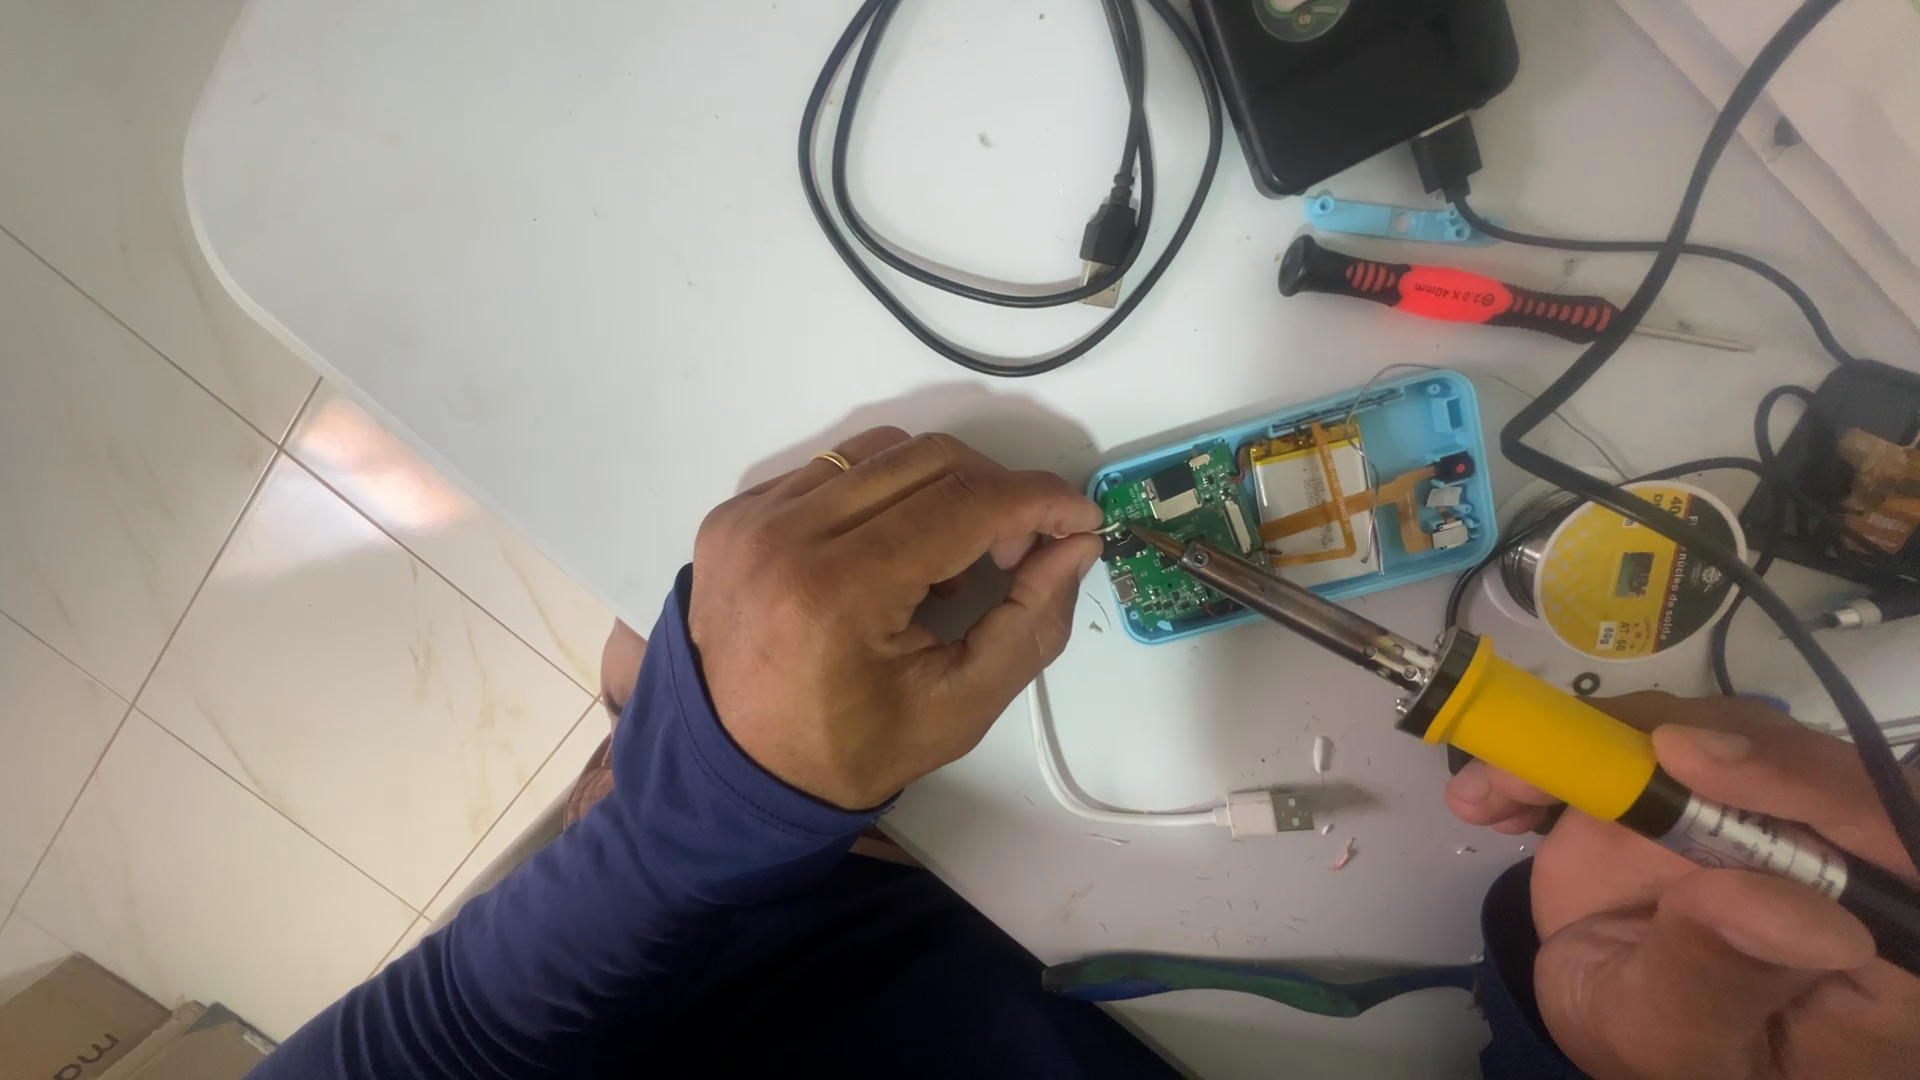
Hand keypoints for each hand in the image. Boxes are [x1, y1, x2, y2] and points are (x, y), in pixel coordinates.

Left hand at [689, 428, 1102, 809]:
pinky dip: (884, 495)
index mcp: (838, 590)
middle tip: (1016, 550)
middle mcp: (786, 533)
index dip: (1039, 501)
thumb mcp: (959, 707)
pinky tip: (887, 554)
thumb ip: (1032, 623)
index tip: (1080, 518)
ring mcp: (752, 516)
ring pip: (883, 451)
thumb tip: (1075, 543)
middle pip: (929, 460)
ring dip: (941, 489)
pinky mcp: (737, 513)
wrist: (732, 769)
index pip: (964, 504)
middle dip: (996, 492)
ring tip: (945, 562)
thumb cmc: (850, 750)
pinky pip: (835, 470)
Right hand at [1446, 693, 1919, 1078]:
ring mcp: (1736, 808)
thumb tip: (1786, 907)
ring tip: (1498, 793)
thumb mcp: (1681, 1036)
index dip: (1801, 778)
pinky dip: (1534, 754)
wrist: (1612, 1019)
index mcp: (1880, 924)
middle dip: (1648, 741)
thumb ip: (1723, 976)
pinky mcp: (1661, 785)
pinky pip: (1606, 738)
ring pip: (1678, 727)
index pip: (1887, 825)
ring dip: (1570, 743)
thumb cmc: (1668, 1054)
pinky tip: (1489, 800)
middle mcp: (1822, 848)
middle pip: (1769, 750)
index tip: (1686, 758)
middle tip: (1551, 764)